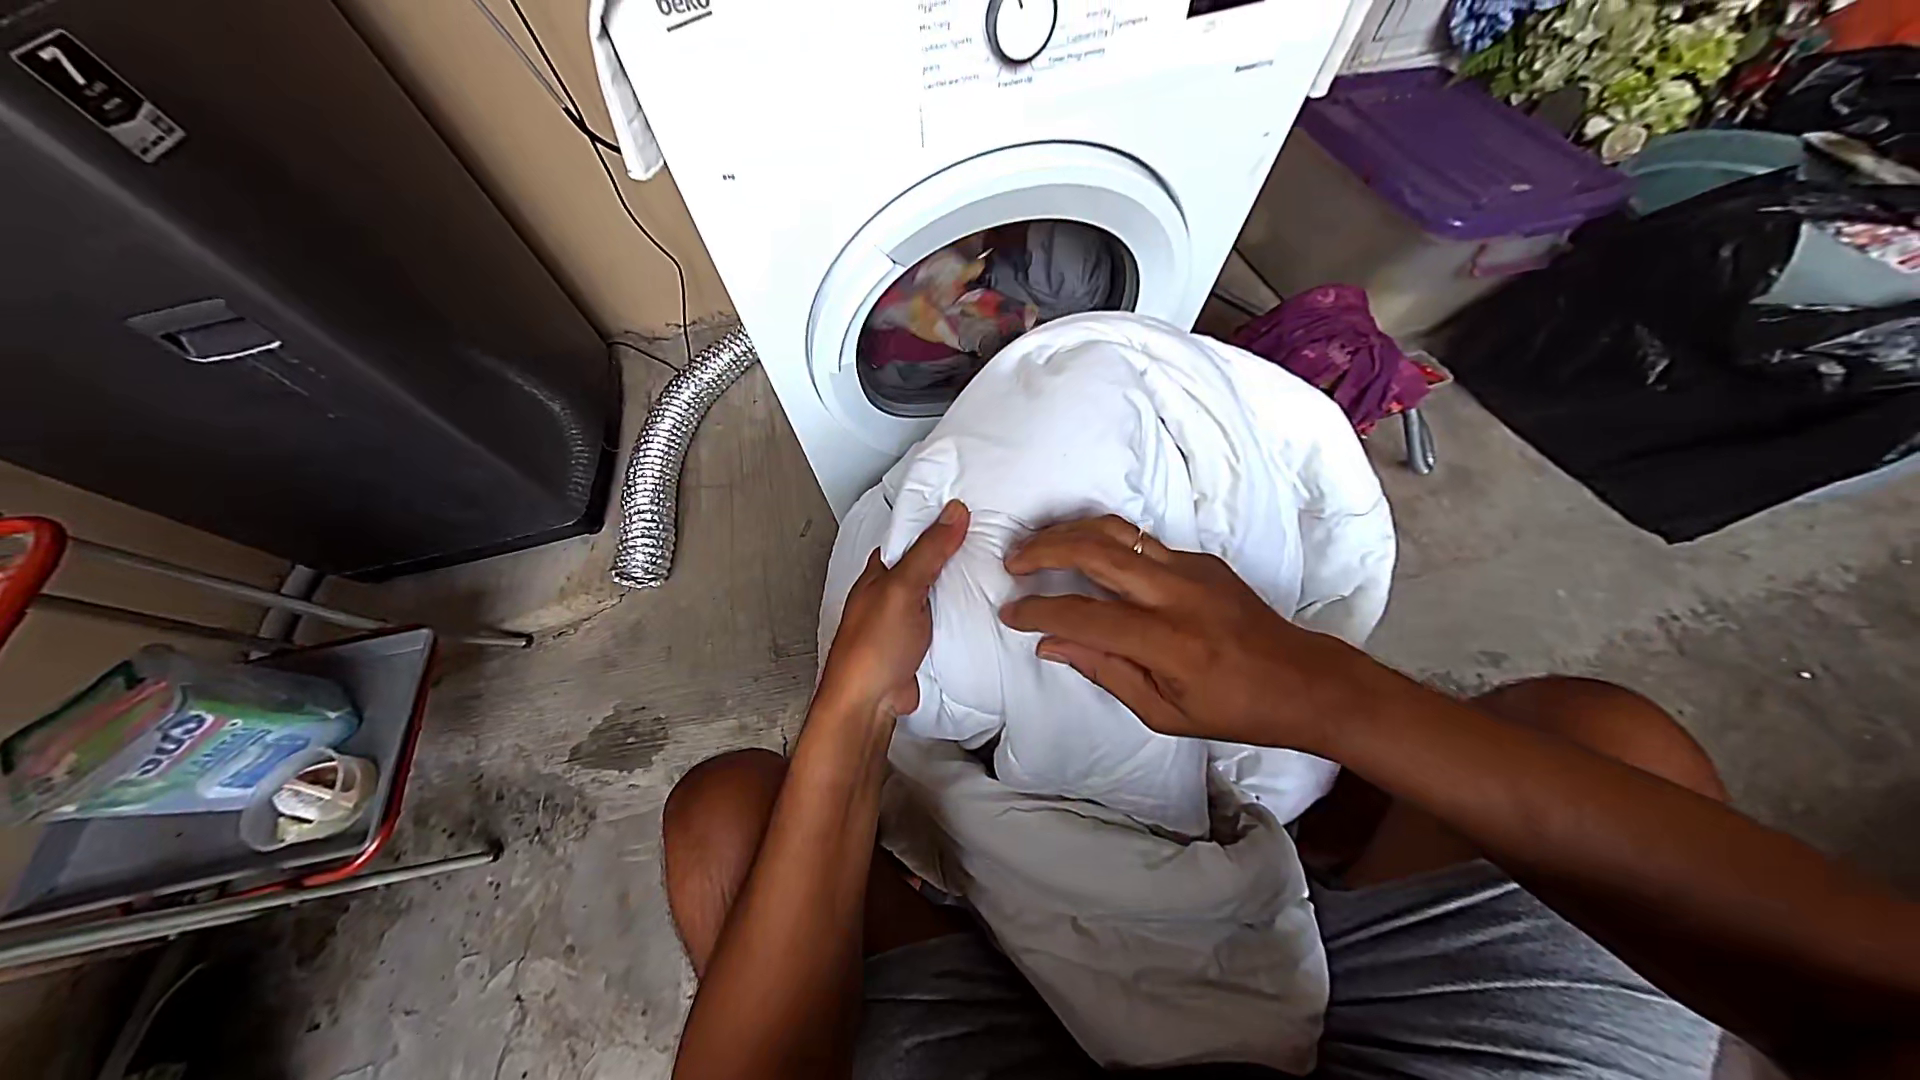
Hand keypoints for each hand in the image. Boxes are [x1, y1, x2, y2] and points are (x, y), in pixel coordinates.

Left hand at [817, 500, 969, 723]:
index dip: (936, 522)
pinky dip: (958, 612)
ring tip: (987, 570)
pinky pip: (943, 617)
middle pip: (927, 562)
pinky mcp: (918, 641)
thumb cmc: (870, 649)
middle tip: (986, 540)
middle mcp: (890, 592)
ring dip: (957, 584)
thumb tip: (952, 514)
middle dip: (952, 553)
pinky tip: (975, 609)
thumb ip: (928, 551)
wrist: (870, 701)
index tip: (967, 512)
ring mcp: (904, 617)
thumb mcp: (903, 588)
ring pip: (936, 590)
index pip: (911, 535)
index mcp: (879, 572)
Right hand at [998, 515, 1379, 751]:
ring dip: (1069, 531)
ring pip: (1117, 530)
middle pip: (1096, 551)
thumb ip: (1104, 671)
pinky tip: (1087, 557)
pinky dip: (1104, 542)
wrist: (1303, 679)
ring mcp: (1192, 568)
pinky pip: (1141, 540)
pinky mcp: (1201, 559)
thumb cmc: (1234, 709)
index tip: (1011, 614)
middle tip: (1013, 561)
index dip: (1039, 612)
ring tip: (1039, 544)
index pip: (1085, 616)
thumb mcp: (1162, 712)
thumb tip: (1051, 644)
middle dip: (1044, 550)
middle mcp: (1177, 594)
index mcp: (1168, 643)